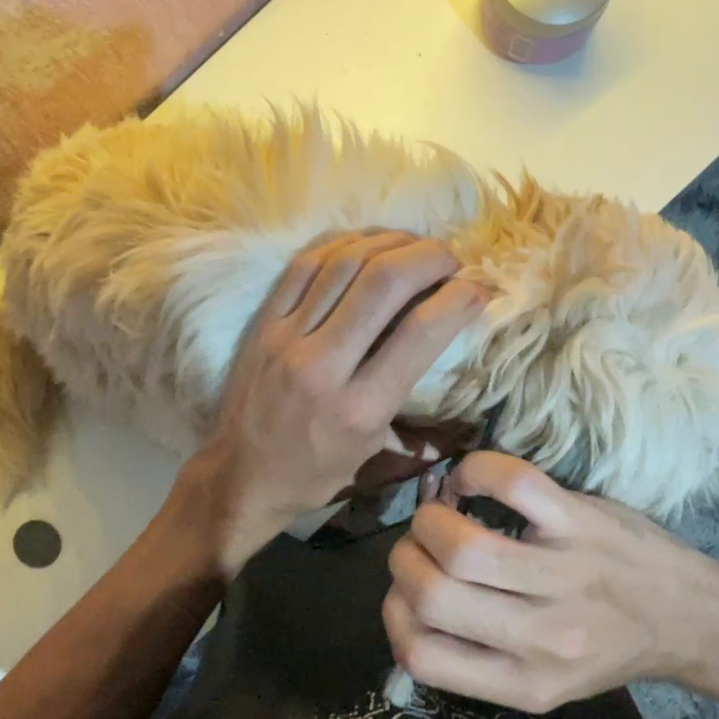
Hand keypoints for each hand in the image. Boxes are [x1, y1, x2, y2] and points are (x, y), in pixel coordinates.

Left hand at [184, 231, 488, 575]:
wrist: (240, 476)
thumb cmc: (316, 471)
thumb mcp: (373, 446)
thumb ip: (404, 387)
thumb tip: (442, 326)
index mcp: (359, 408)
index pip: (419, 333)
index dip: (459, 298)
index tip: (478, 288)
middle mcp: (322, 366)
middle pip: (383, 282)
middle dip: (429, 257)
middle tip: (450, 258)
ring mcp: (286, 338)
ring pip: (345, 262)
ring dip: (391, 242)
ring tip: (415, 245)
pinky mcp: (262, 323)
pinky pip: (305, 264)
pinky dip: (345, 243)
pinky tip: (369, 242)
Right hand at [383, 451, 718, 712]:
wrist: (693, 619)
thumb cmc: (609, 649)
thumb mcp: (541, 682)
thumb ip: (474, 660)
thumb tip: (406, 607)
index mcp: (523, 684)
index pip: (420, 656)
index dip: (393, 616)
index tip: (406, 594)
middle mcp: (541, 638)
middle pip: (431, 595)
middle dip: (404, 560)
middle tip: (421, 547)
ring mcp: (564, 576)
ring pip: (460, 545)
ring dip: (430, 519)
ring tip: (441, 513)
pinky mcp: (583, 523)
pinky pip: (513, 483)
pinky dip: (475, 472)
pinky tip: (471, 481)